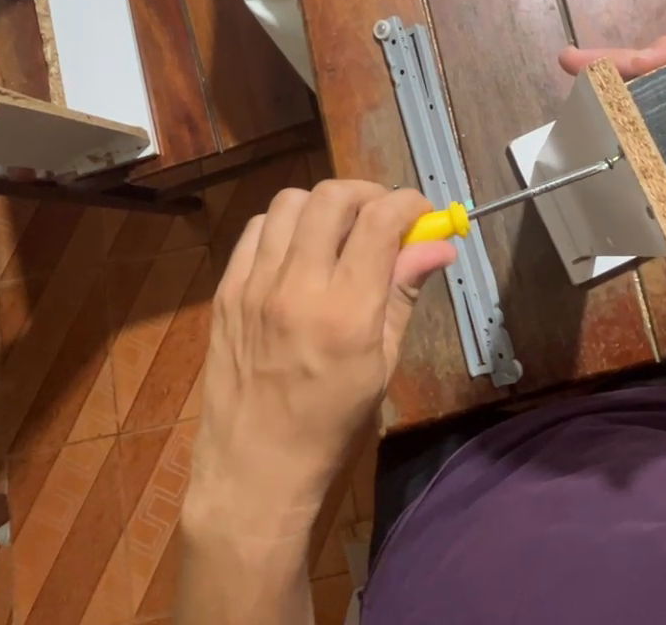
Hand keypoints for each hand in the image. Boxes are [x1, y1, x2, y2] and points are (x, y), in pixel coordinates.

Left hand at [187, 181, 456, 529]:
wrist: (254, 471)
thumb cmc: (332, 426)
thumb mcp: (382, 364)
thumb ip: (404, 293)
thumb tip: (440, 246)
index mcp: (347, 312)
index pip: (381, 221)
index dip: (409, 204)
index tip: (422, 213)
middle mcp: (297, 287)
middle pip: (333, 197)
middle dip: (369, 194)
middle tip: (383, 217)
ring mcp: (254, 286)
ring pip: (290, 202)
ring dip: (325, 205)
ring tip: (340, 231)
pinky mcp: (226, 292)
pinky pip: (256, 230)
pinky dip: (284, 226)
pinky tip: (298, 250)